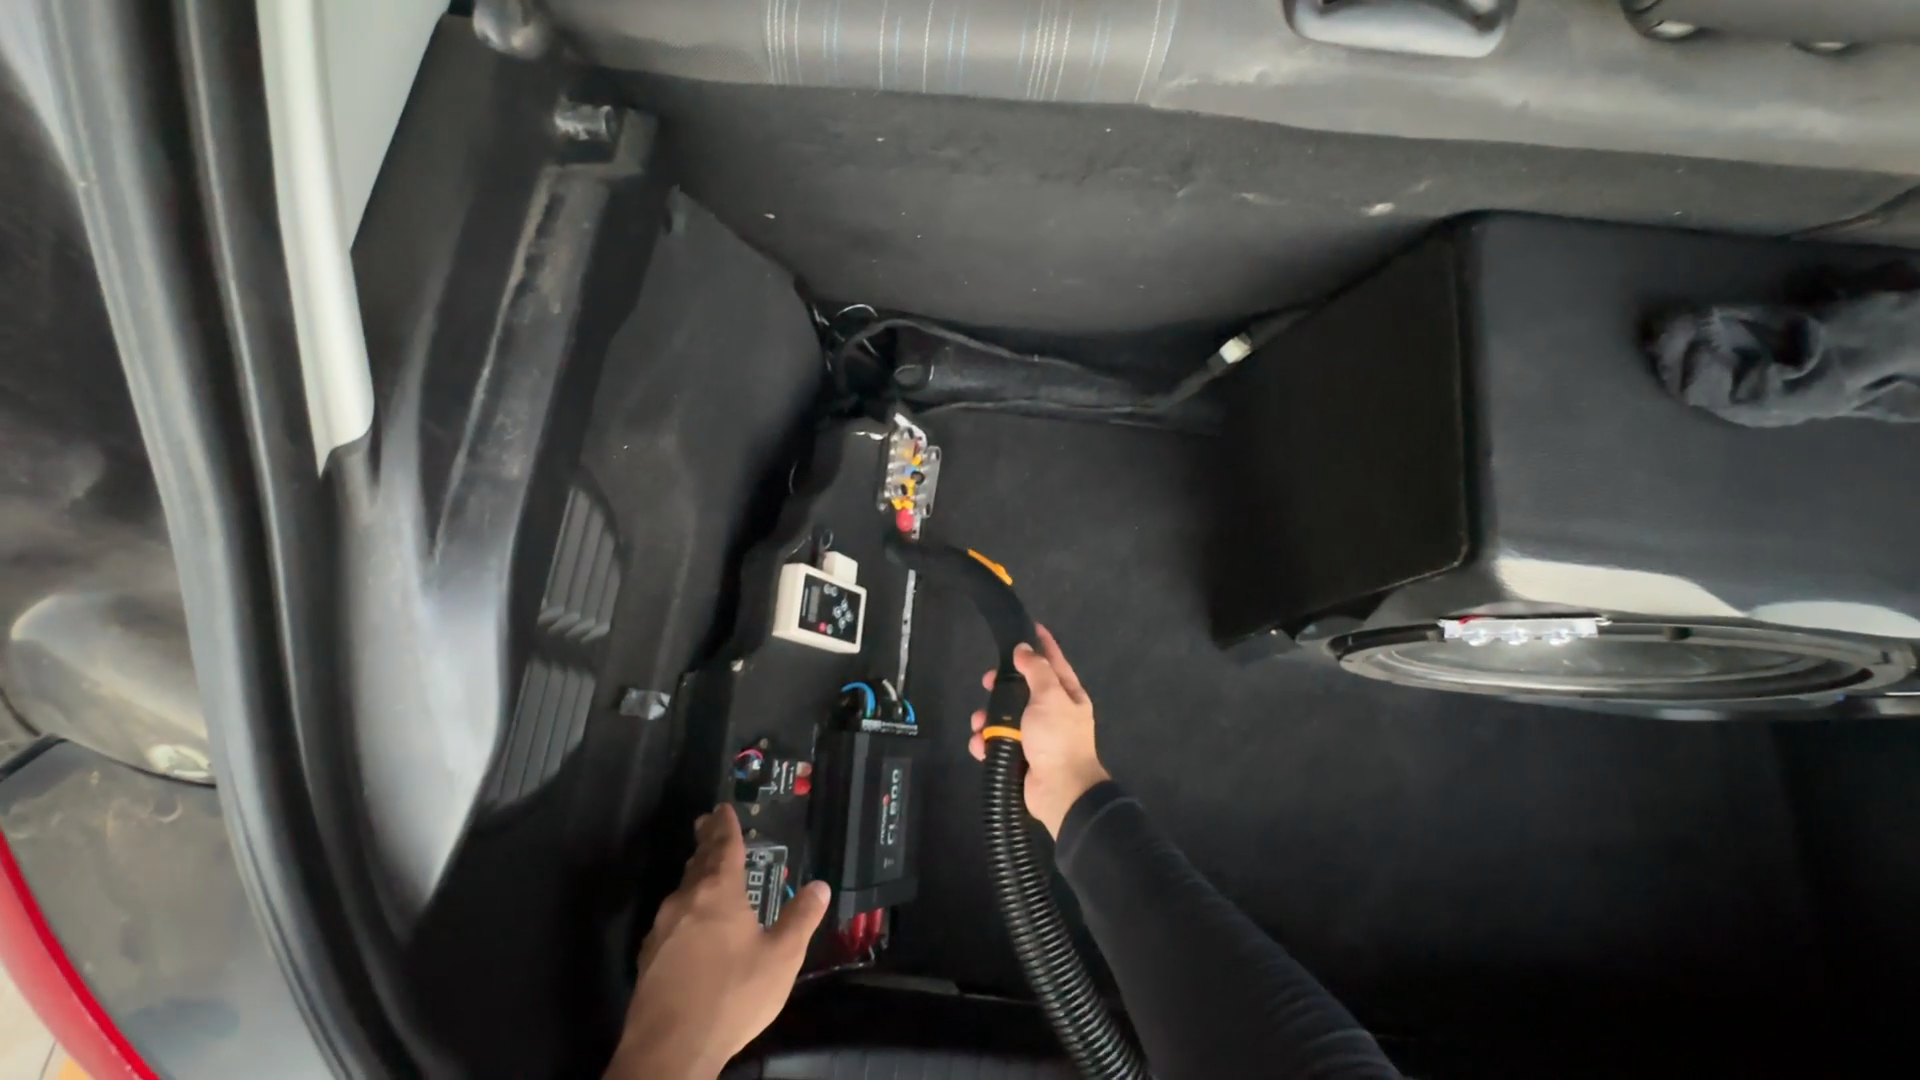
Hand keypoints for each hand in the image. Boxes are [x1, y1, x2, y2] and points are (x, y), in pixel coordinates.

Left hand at [606, 804, 828, 1079]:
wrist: (670, 1049)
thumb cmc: (732, 995)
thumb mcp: (781, 957)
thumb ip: (800, 919)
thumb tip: (820, 886)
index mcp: (719, 892)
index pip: (724, 846)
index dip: (726, 825)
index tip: (723, 807)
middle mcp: (686, 901)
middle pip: (698, 862)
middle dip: (706, 841)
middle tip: (707, 823)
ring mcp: (662, 929)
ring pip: (682, 890)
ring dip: (695, 873)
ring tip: (702, 866)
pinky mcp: (649, 957)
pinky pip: (671, 918)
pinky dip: (684, 907)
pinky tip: (689, 922)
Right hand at [969, 624, 1110, 837]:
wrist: (1059, 791)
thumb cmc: (1058, 738)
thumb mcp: (1050, 696)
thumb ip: (1037, 670)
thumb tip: (1025, 649)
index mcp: (1067, 695)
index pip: (1054, 661)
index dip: (1043, 643)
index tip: (1031, 626)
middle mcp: (1053, 713)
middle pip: (1023, 689)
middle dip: (1003, 684)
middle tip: (987, 680)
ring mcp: (1036, 737)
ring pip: (1005, 717)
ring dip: (988, 719)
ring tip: (978, 723)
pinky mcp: (1020, 757)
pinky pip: (998, 743)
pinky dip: (986, 743)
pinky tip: (980, 744)